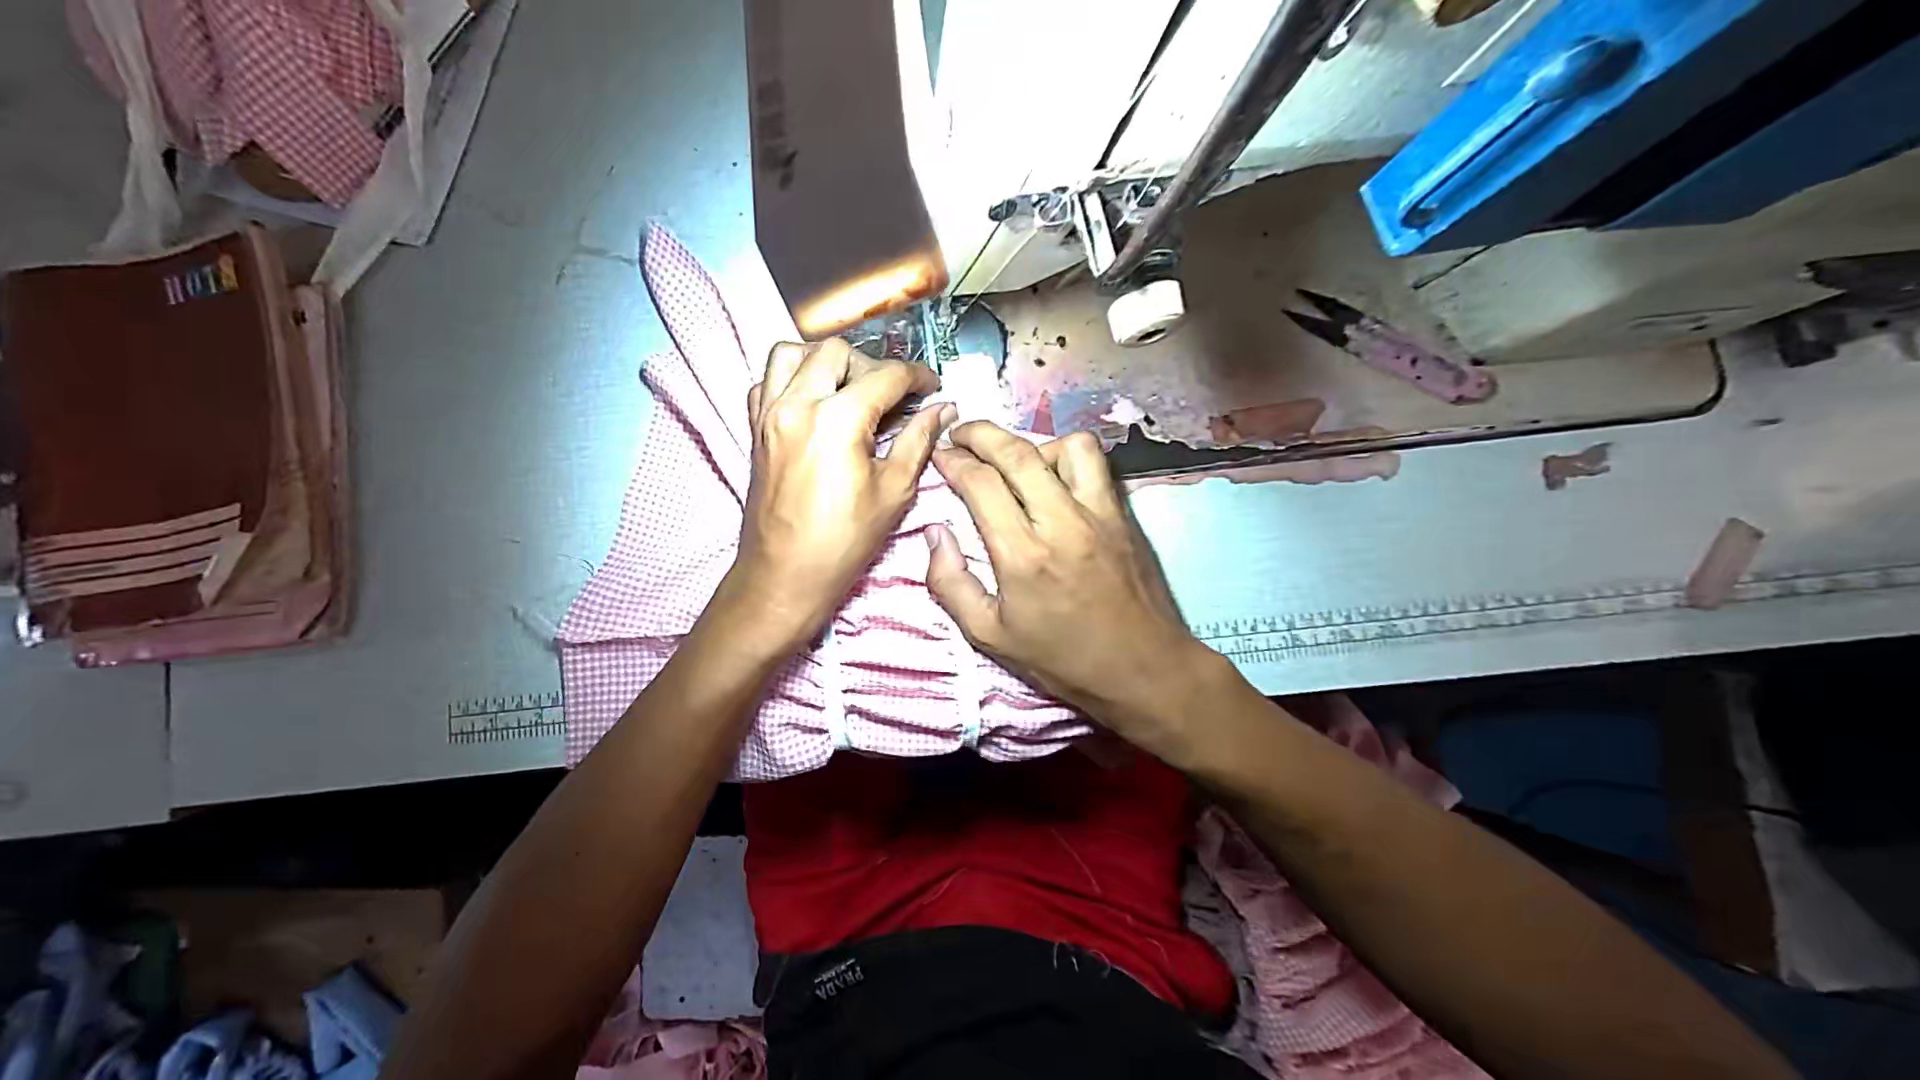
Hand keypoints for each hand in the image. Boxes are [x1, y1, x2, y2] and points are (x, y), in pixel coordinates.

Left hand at [720, 338, 954, 652]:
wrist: (785, 576)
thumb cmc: (843, 542)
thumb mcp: (895, 490)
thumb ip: (918, 439)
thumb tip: (941, 410)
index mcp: (837, 419)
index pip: (886, 375)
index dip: (917, 376)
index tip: (932, 387)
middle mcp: (796, 404)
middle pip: (837, 352)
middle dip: (872, 365)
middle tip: (892, 397)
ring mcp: (768, 414)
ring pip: (793, 353)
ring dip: (826, 362)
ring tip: (850, 391)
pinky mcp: (755, 429)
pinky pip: (767, 381)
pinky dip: (793, 379)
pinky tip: (816, 405)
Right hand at [925, 422, 1215, 747]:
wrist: (1143, 670)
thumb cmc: (1061, 659)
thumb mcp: (990, 636)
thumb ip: (950, 583)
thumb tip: (935, 532)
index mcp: (1022, 555)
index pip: (980, 484)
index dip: (953, 461)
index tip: (939, 456)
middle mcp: (1061, 523)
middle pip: (1016, 452)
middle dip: (979, 433)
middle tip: (960, 435)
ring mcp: (1098, 514)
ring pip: (1064, 446)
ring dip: (1031, 444)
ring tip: (1014, 463)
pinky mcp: (1123, 515)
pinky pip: (1096, 465)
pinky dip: (1068, 458)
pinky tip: (1055, 480)